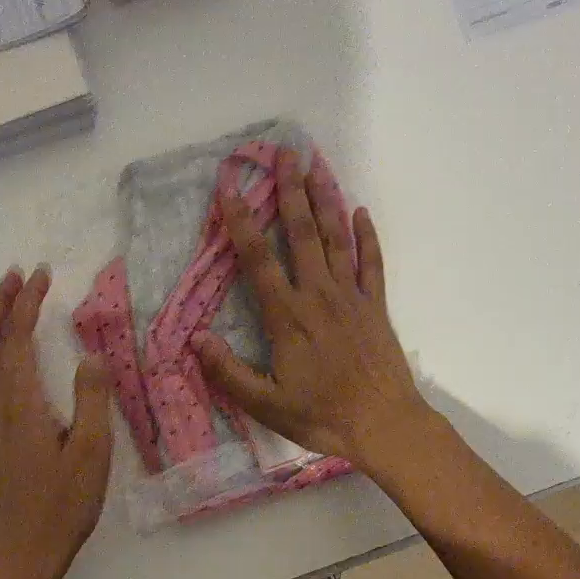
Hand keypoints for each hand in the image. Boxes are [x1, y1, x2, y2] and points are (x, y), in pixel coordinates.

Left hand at [0, 266, 113, 578]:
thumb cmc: (64, 504)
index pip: (17, 339)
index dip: (27, 303)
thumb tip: (92, 357)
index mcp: (23, 404)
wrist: (28, 547)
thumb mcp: (92, 453)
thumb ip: (93, 401)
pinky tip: (8, 352)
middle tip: (17, 276)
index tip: (42, 274)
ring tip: (9, 302)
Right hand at [195, 150, 440, 476]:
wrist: (383, 425)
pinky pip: (372, 262)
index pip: (259, 260)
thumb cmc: (320, 416)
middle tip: (284, 153)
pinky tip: (360, 212)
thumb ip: (228, 372)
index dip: (241, 222)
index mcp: (288, 317)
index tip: (230, 188)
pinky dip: (367, 235)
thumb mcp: (265, 404)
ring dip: (325, 200)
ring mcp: (352, 298)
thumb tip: (196, 339)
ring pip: (337, 238)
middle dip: (290, 191)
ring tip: (316, 165)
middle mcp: (319, 296)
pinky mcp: (376, 307)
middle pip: (302, 233)